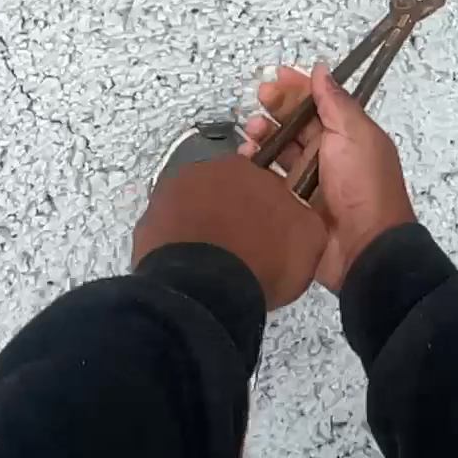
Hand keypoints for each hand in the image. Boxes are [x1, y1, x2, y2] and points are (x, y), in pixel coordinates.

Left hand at [133, 155, 325, 308]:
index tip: (268, 234)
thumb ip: (304, 218)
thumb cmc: (260, 261)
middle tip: (241, 246)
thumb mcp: (308, 241)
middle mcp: (209, 170)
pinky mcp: (149, 216)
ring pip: (195, 203)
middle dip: (233, 210)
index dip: (266, 209)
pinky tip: (188, 264)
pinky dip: (177, 239)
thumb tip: (297, 215)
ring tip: (212, 259)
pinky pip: (169, 225)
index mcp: (249, 168)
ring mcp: (173, 190)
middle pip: (226, 188)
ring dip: (203, 222)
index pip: (262, 180)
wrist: (203, 288)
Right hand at [239, 65, 415, 290]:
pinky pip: (269, 178)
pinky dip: (255, 164)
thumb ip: (335, 101)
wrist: (364, 248)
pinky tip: (245, 155)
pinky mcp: (291, 203)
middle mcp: (329, 154)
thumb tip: (322, 68)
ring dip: (264, 133)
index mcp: (348, 135)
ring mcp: (309, 180)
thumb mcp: (355, 134)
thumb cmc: (363, 184)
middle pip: (297, 123)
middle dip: (277, 107)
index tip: (277, 75)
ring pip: (280, 148)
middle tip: (260, 97)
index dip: (299, 87)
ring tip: (252, 130)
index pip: (319, 103)